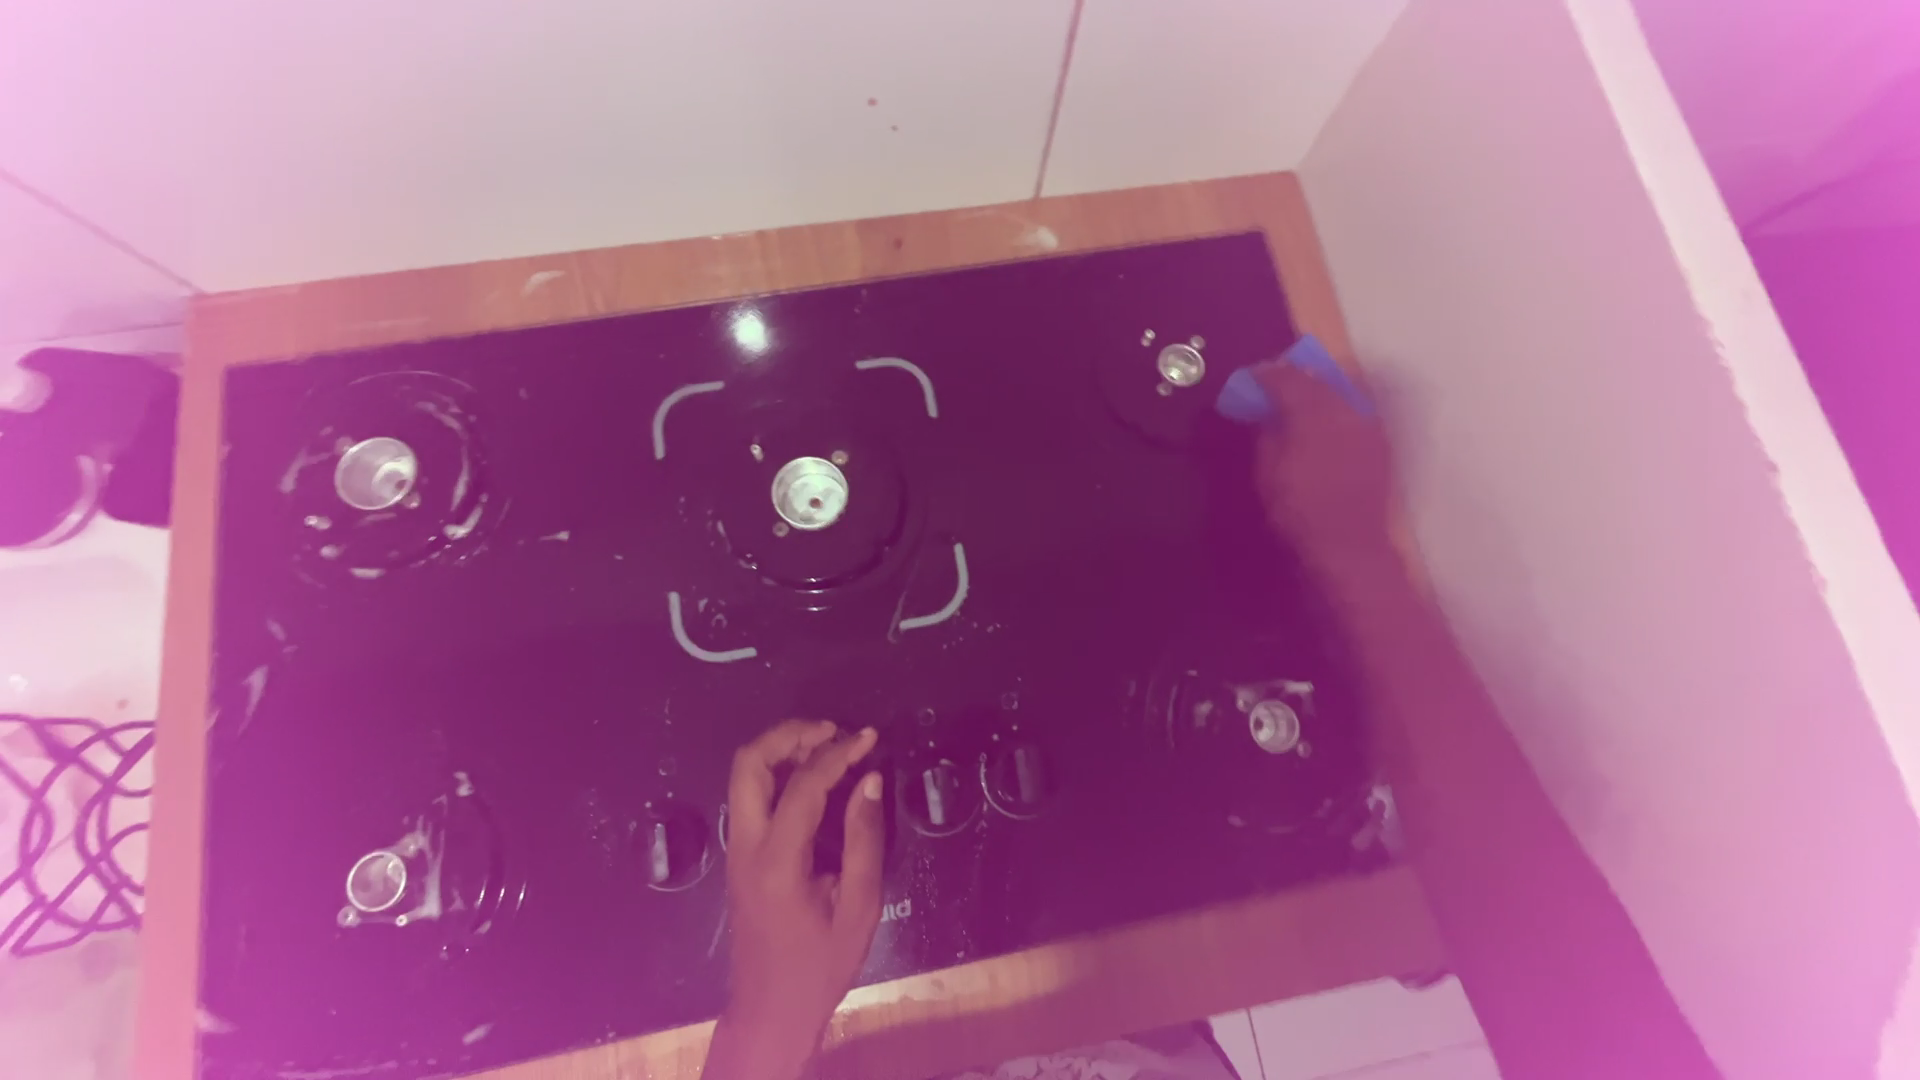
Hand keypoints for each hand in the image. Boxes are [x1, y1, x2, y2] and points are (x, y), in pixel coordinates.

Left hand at [703, 720, 884, 1079]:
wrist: (770, 1011)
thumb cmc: (820, 965)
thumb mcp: (859, 908)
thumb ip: (864, 839)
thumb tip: (870, 779)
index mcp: (777, 861)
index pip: (803, 785)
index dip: (838, 753)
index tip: (869, 737)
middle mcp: (746, 845)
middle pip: (749, 763)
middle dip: (790, 734)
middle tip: (833, 731)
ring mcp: (737, 848)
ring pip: (744, 774)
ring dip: (782, 748)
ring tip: (828, 744)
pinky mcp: (740, 853)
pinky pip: (751, 793)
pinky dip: (779, 769)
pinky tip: (813, 774)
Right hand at [1252, 362, 1399, 577]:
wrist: (1347, 544)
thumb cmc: (1297, 510)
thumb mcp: (1267, 471)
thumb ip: (1268, 435)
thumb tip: (1269, 416)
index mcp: (1313, 414)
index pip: (1288, 379)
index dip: (1266, 374)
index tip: (1251, 376)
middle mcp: (1346, 410)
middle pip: (1319, 380)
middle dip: (1294, 378)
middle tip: (1273, 384)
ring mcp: (1368, 425)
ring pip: (1340, 393)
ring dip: (1318, 391)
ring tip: (1298, 401)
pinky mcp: (1379, 442)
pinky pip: (1353, 411)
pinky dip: (1334, 409)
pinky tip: (1322, 422)